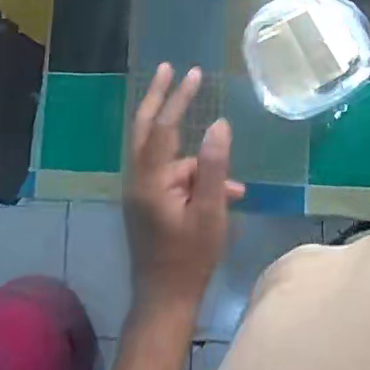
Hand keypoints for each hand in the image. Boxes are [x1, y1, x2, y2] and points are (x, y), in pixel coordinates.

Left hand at [123, 64, 245, 313]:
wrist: (164, 301)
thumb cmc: (190, 258)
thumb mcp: (210, 212)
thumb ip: (214, 167)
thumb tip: (219, 124)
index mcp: (150, 181)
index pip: (163, 128)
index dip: (178, 98)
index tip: (192, 73)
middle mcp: (138, 180)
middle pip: (146, 128)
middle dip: (159, 97)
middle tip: (168, 68)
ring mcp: (139, 192)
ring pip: (167, 158)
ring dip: (197, 164)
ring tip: (231, 192)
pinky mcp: (146, 203)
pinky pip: (172, 178)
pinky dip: (195, 181)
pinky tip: (225, 198)